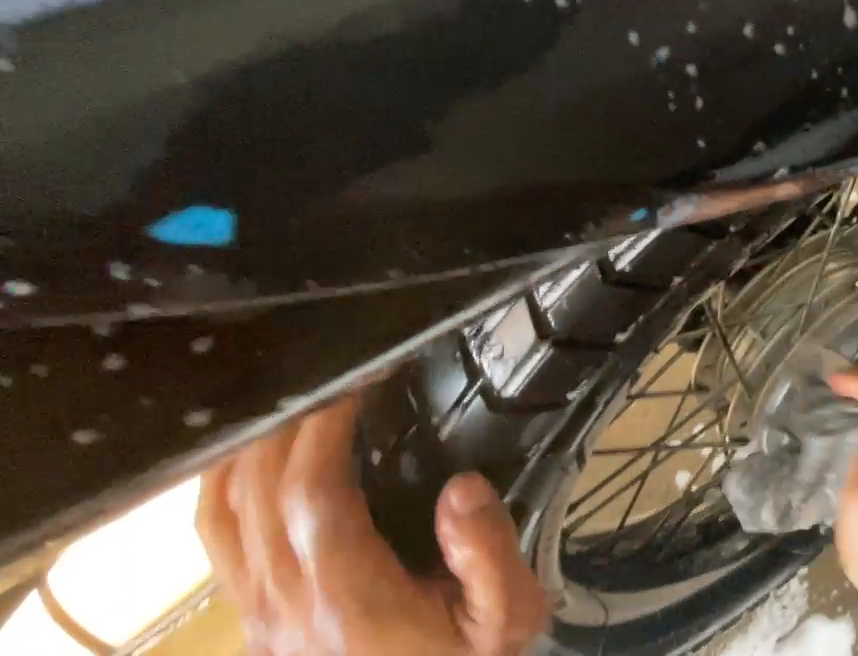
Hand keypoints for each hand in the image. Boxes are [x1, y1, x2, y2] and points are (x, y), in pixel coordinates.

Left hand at [196, 396, 549, 655]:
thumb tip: (463, 485)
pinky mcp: (255, 618)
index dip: (323, 428)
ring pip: (219, 518)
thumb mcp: (506, 616)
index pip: (309, 495)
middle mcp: (284, 603)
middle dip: (288, 422)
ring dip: (246, 450)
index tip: (359, 378)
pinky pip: (220, 540)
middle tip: (334, 372)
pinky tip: (262, 458)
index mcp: (347, 596)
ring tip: (292, 400)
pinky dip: (230, 485)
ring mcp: (259, 614)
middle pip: (251, 496)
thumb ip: (489, 553)